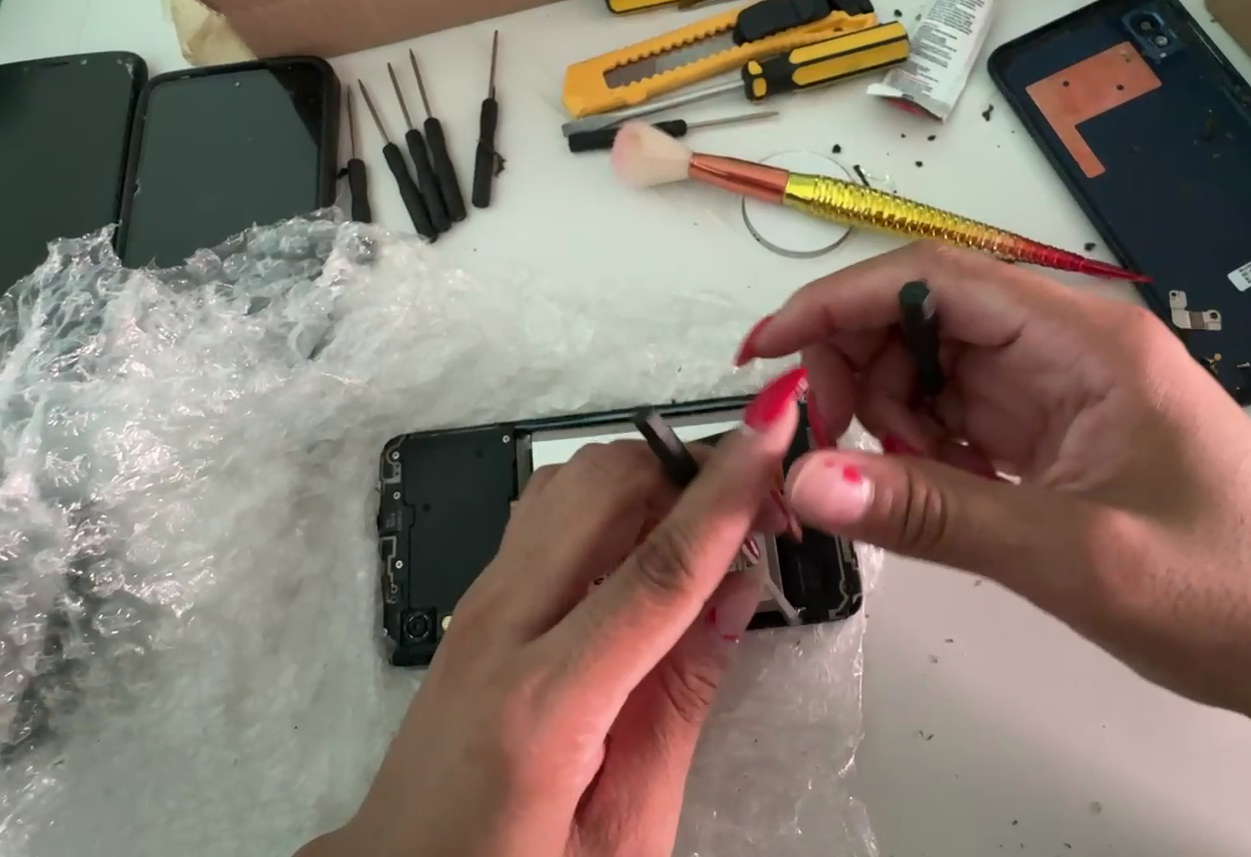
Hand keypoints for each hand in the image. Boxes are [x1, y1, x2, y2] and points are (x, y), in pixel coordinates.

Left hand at [301, 368, 807, 856]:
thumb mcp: (625, 830)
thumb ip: (682, 701)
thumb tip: (735, 590)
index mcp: (546, 703)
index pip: (657, 571)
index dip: (724, 496)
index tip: (771, 433)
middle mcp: (501, 623)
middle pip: (607, 489)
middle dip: (695, 468)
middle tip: (765, 506)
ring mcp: (481, 597)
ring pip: (576, 478)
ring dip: (655, 473)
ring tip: (712, 519)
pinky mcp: (479, 589)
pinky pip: (552, 502)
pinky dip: (614, 490)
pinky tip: (646, 534)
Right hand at [736, 244, 1250, 712]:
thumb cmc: (1233, 595)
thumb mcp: (1074, 555)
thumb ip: (932, 514)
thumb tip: (802, 481)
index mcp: (1083, 340)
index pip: (930, 280)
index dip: (835, 302)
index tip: (765, 349)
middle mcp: (1062, 347)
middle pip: (918, 319)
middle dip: (854, 368)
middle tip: (825, 441)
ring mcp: (1052, 390)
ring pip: (925, 369)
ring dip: (885, 416)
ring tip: (898, 482)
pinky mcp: (1045, 432)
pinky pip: (949, 416)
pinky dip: (915, 447)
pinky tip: (929, 490)